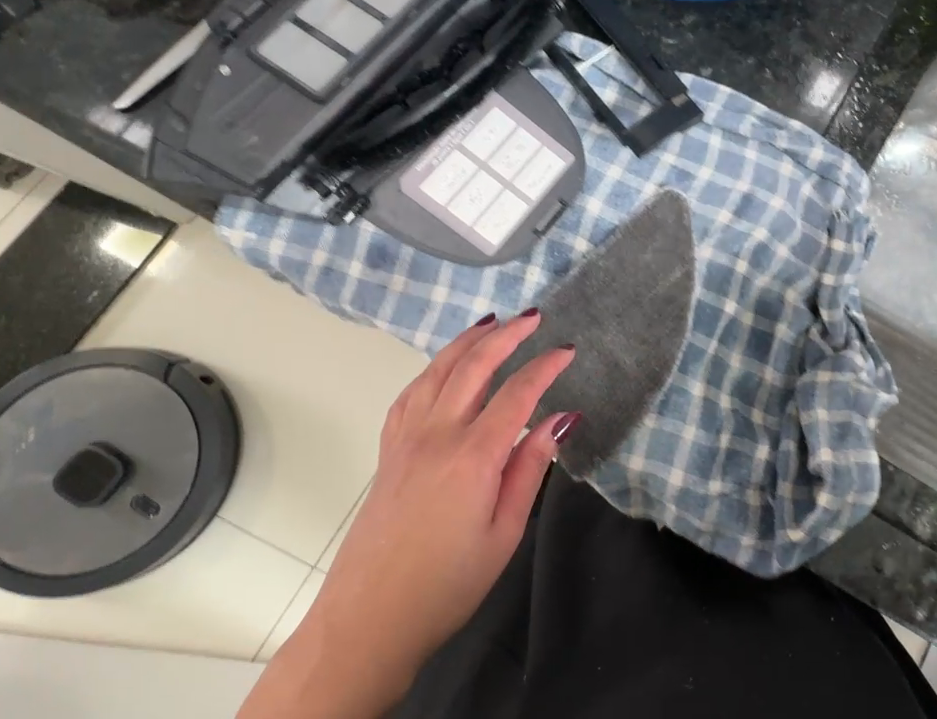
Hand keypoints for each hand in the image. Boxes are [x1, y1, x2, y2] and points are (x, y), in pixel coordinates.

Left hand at [295, 312, 577, 683]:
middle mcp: (436, 435)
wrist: (369, 619)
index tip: (568, 349)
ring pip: (437, 372)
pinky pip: (410, 395)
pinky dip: (432, 370)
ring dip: (466, 342)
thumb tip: (560, 419)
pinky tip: (444, 368)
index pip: (517, 393)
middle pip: (473, 367)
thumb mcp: (504, 532)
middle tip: (533, 317)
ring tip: (491, 323)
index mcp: (472, 456)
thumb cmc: (448, 584)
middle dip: (506, 335)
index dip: (545, 367)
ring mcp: (406, 440)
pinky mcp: (388, 452)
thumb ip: (530, 469)